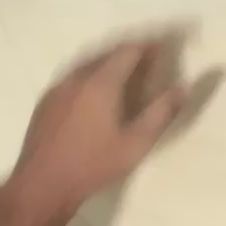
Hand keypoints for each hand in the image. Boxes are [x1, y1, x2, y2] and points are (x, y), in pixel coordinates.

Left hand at [6, 37, 193, 216]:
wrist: (42, 185)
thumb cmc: (93, 165)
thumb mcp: (136, 144)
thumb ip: (162, 113)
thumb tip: (184, 86)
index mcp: (101, 82)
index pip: (129, 49)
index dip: (150, 42)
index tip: (167, 40)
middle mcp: (77, 76)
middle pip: (107, 50)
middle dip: (131, 47)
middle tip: (151, 50)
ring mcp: (58, 87)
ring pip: (88, 60)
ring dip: (110, 57)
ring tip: (127, 64)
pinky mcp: (47, 99)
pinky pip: (73, 73)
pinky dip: (92, 69)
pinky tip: (97, 86)